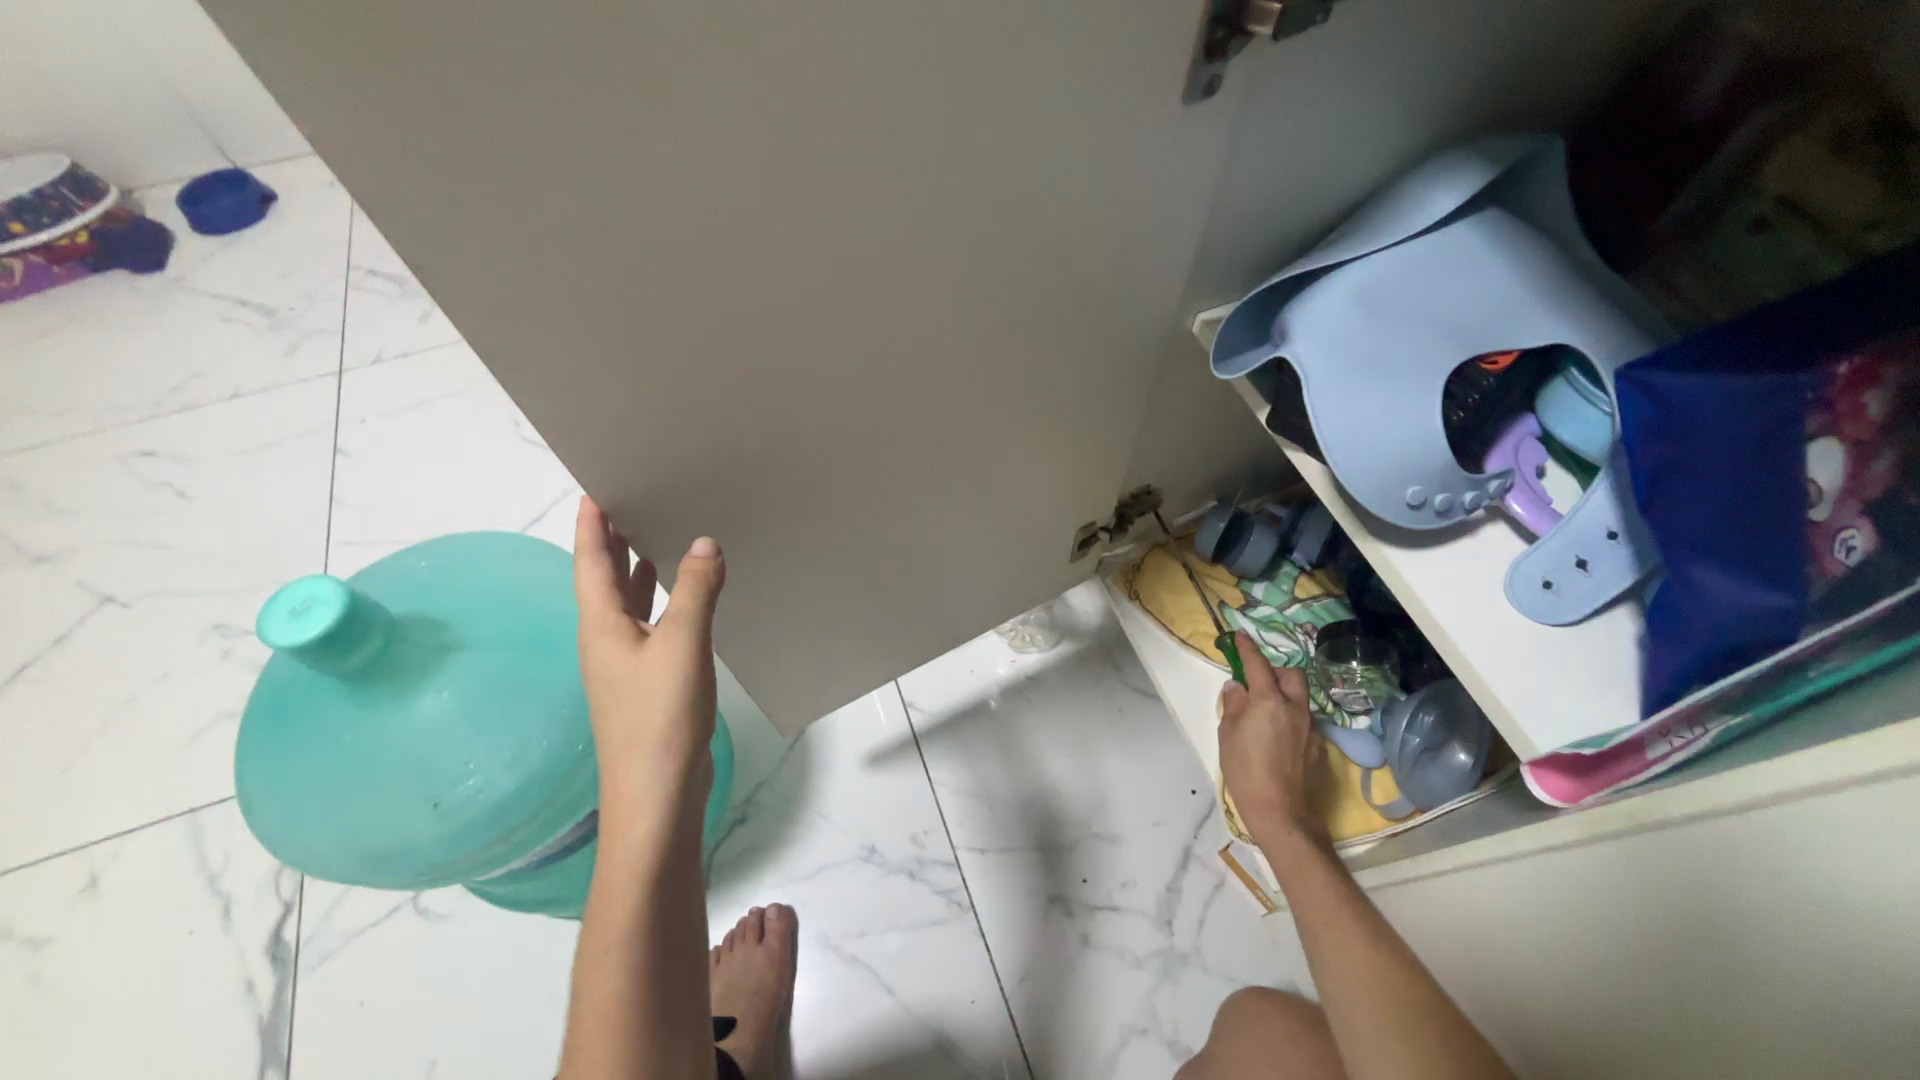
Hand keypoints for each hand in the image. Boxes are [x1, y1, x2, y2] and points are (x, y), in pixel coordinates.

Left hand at [572, 496, 725, 814]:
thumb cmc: (660, 717)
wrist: (657, 793)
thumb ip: (695, 592)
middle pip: (605, 577)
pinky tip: (687, 596)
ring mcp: (628, 663)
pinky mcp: (650, 682)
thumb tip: (705, 543)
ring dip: (640, 569)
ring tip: (661, 533)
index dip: (592, 523)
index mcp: (601, 624)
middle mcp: (607, 638)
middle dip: (615, 538)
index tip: (597, 485)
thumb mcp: (682, 646)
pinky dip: (665, 601)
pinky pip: (654, 625)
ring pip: (630, 602)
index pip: (591, 560)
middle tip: (637, 497)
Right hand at [1218, 632, 1327, 846]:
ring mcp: (1312, 727)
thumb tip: (1237, 688)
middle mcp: (1295, 708)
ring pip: (1301, 699)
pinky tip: (1280, 741)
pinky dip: (1292, 721)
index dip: (1247, 649)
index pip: (1258, 665)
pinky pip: (1306, 721)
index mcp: (1269, 701)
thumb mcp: (1227, 736)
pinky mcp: (1320, 746)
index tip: (1240, 636)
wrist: (1282, 813)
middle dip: (1276, 672)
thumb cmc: (1245, 772)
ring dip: (1285, 697)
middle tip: (1258, 685)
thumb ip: (1233, 706)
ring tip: (1268, 716)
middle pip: (1292, 675)